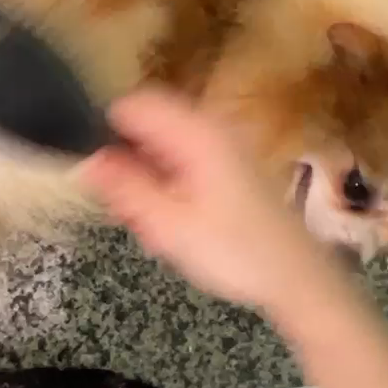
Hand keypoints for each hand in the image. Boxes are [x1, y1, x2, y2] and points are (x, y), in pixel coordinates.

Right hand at [79, 88, 338, 312]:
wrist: (301, 282)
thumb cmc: (235, 253)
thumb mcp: (168, 225)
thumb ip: (124, 188)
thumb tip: (86, 161)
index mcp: (197, 134)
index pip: (135, 104)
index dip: (107, 130)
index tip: (95, 169)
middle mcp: (211, 131)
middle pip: (148, 128)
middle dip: (127, 165)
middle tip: (123, 209)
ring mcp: (224, 149)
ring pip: (163, 150)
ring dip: (145, 181)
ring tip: (148, 225)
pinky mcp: (230, 170)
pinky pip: (182, 165)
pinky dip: (166, 187)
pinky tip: (169, 225)